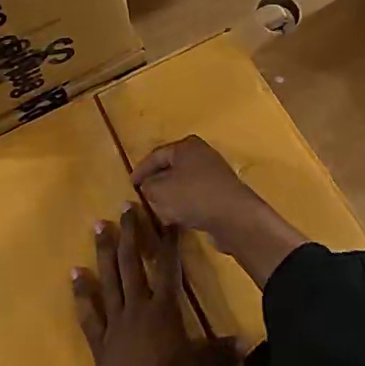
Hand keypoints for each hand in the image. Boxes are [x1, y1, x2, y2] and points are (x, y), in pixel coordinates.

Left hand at [66, 205, 225, 365]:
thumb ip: (221, 354)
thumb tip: (245, 340)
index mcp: (163, 312)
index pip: (168, 268)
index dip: (169, 242)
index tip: (169, 218)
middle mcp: (136, 310)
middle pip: (132, 264)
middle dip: (130, 233)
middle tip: (125, 206)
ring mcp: (114, 325)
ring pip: (108, 279)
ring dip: (104, 251)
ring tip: (98, 225)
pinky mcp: (99, 344)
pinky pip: (89, 313)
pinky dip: (82, 293)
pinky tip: (75, 275)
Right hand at [132, 136, 309, 288]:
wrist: (235, 218)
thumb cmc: (192, 196)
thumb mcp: (159, 190)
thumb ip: (147, 187)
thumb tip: (148, 188)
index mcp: (186, 146)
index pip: (156, 155)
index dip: (140, 170)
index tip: (130, 183)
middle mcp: (201, 155)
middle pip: (171, 168)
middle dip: (156, 183)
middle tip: (143, 196)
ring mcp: (214, 175)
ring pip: (183, 184)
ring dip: (170, 197)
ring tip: (158, 211)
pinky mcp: (222, 194)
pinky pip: (195, 197)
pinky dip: (184, 206)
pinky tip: (177, 219)